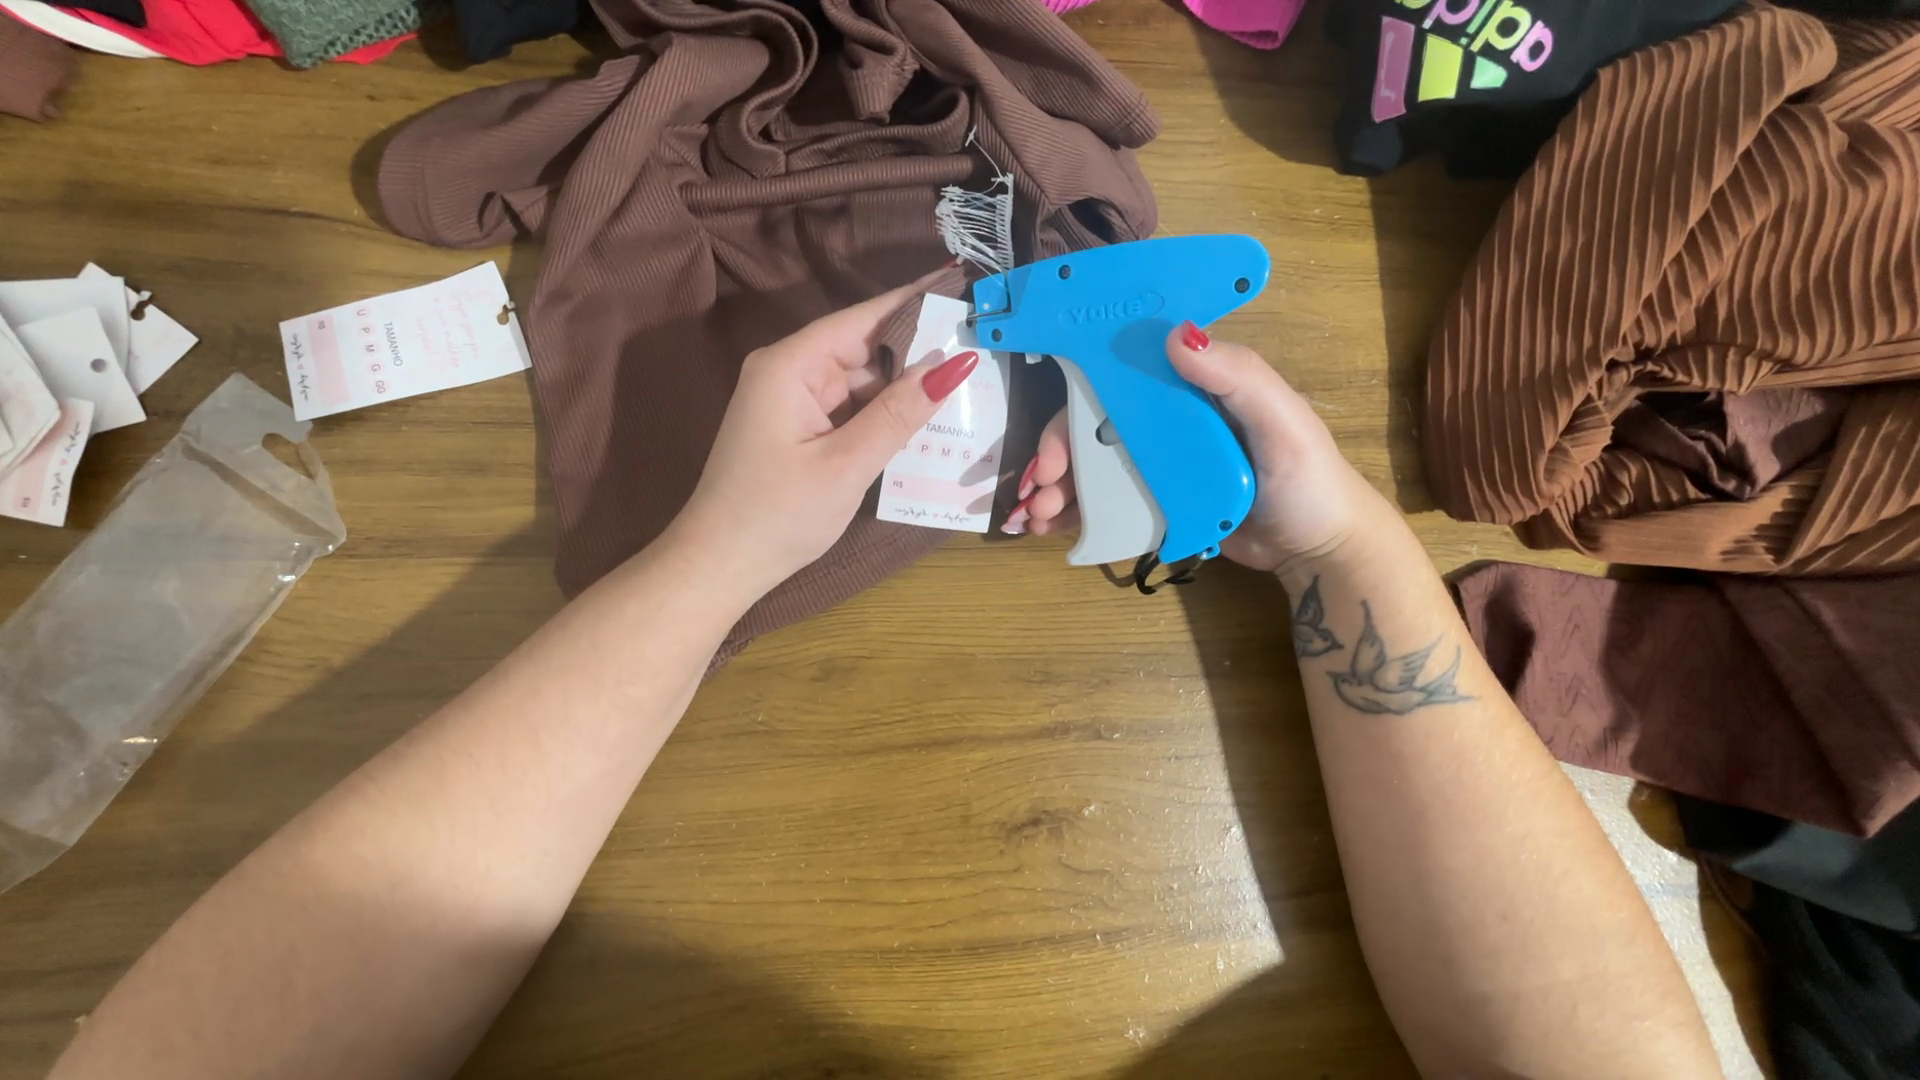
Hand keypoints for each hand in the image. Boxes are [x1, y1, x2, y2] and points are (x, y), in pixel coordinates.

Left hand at [670, 281, 979, 595]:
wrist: (720, 566)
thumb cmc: (776, 516)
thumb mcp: (846, 465)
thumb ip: (898, 414)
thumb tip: (953, 365)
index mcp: (791, 365)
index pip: (863, 318)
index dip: (915, 303)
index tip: (964, 290)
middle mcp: (790, 372)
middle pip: (864, 349)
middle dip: (917, 353)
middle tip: (980, 350)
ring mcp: (793, 401)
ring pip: (861, 382)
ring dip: (904, 390)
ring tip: (967, 386)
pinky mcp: (799, 428)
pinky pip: (850, 409)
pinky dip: (884, 416)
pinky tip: (925, 421)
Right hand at [1011, 321, 1383, 574]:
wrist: (1318, 551)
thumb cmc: (1308, 480)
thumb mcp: (1283, 422)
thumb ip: (1238, 377)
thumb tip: (1175, 334)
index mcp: (1190, 390)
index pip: (1120, 379)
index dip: (1076, 403)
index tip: (1054, 445)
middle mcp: (1167, 421)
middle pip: (1093, 427)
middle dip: (1056, 457)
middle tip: (1039, 492)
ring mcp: (1159, 465)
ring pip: (1093, 467)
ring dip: (1057, 489)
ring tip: (1037, 520)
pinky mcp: (1158, 503)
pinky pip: (1107, 502)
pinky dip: (1075, 514)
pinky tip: (1050, 529)